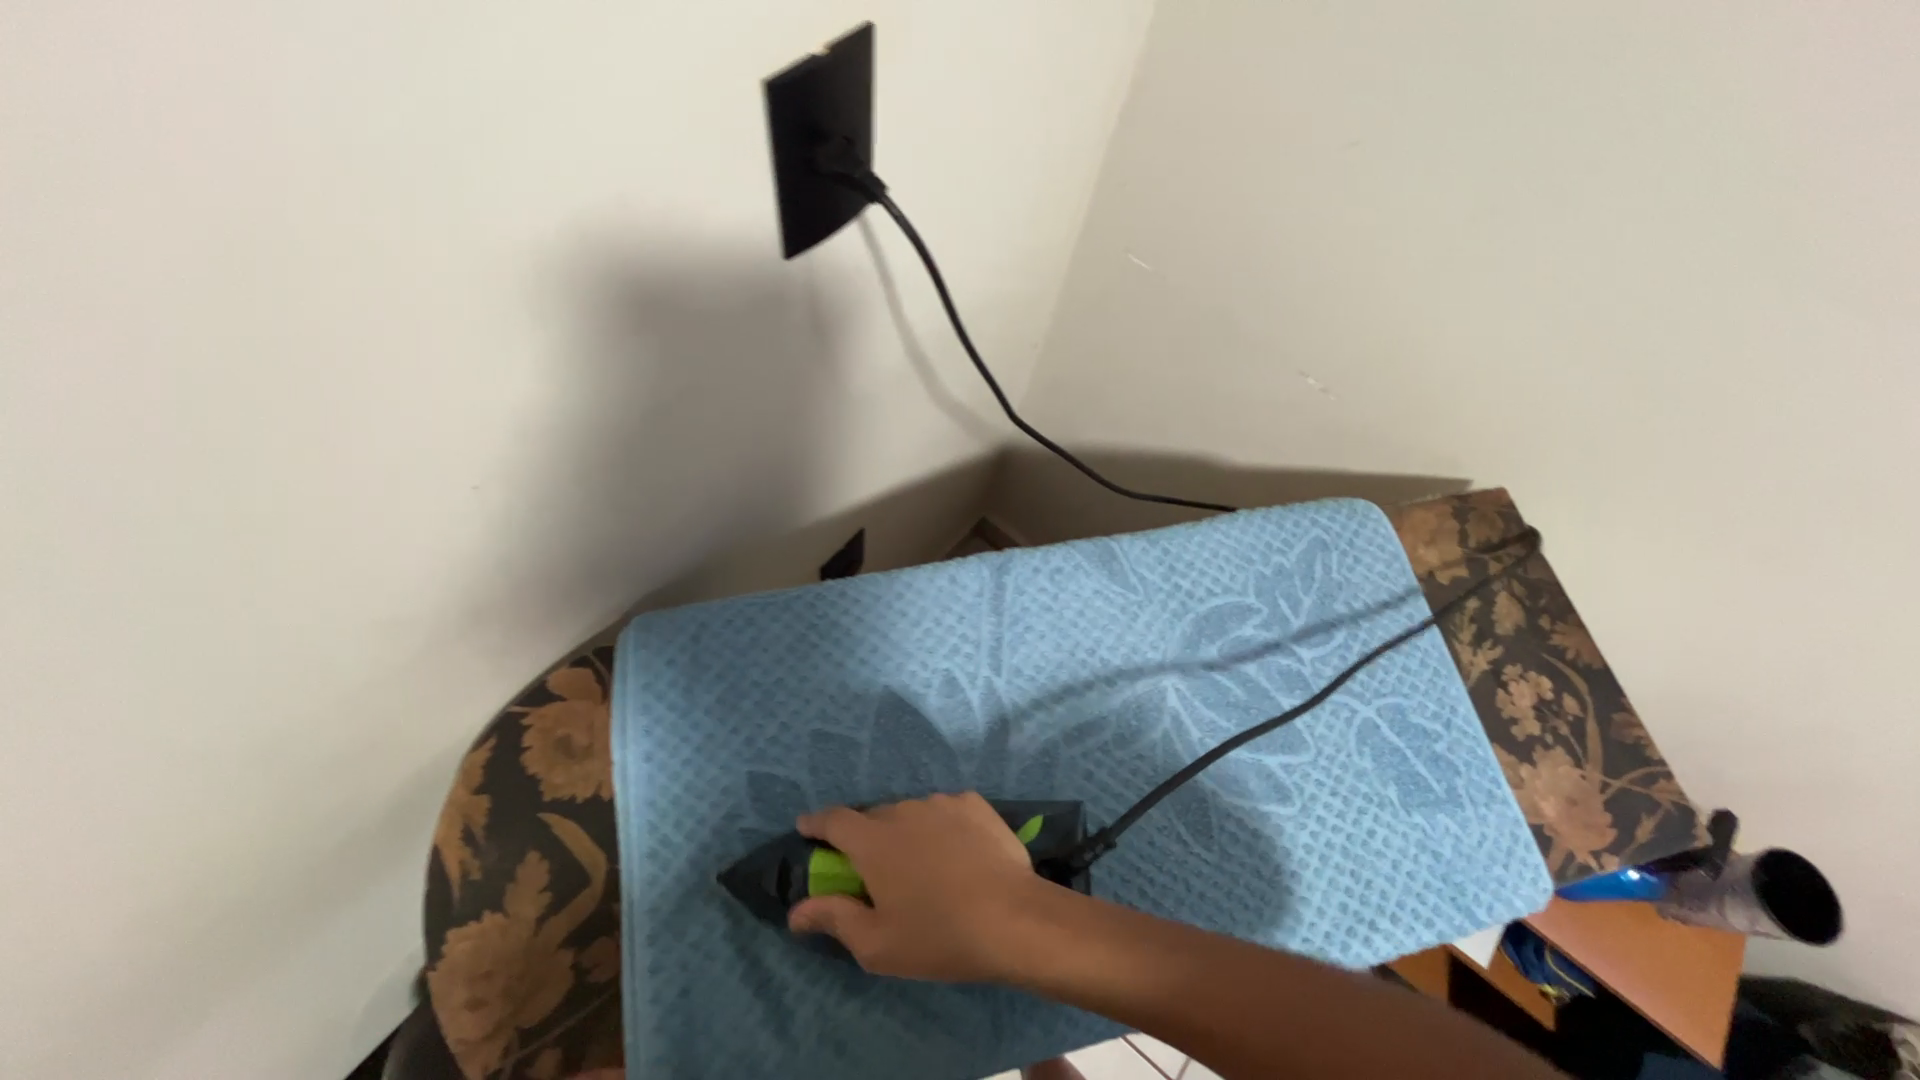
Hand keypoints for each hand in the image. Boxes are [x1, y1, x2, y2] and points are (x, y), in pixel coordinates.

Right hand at [786, 793, 1050, 981]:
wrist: (1014, 919)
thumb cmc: (938, 935)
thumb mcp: (877, 944)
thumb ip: (833, 919)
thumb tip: (796, 912)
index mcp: (872, 840)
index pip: (833, 820)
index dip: (817, 823)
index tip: (807, 829)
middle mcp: (904, 810)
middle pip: (874, 818)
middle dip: (866, 838)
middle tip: (875, 870)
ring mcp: (943, 803)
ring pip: (912, 814)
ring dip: (907, 832)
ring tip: (922, 864)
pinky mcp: (976, 805)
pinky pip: (946, 812)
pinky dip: (942, 827)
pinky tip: (956, 853)